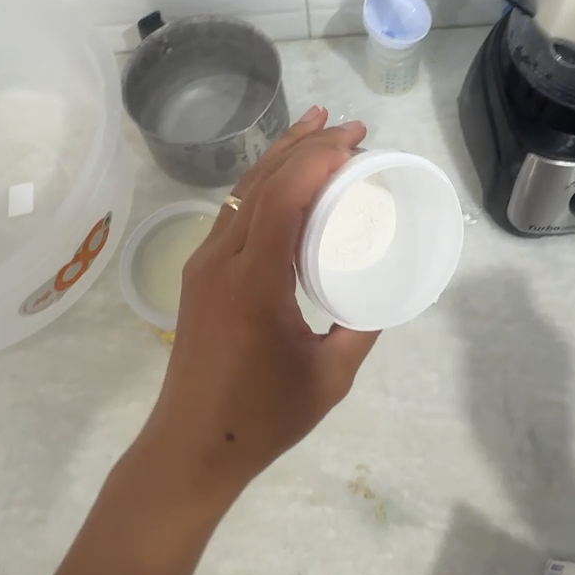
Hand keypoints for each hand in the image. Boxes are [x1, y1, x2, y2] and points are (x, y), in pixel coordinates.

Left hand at [35, 106, 377, 574]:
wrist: (188, 448)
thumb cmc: (262, 418)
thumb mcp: (331, 376)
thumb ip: (363, 326)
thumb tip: (386, 285)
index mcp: (253, 282)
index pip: (282, 197)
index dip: (317, 159)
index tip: (356, 143)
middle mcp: (221, 260)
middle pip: (262, 182)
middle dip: (307, 145)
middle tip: (351, 127)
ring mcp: (204, 263)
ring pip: (244, 190)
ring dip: (282, 154)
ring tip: (317, 125)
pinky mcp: (201, 271)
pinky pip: (235, 211)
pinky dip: (265, 182)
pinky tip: (285, 176)